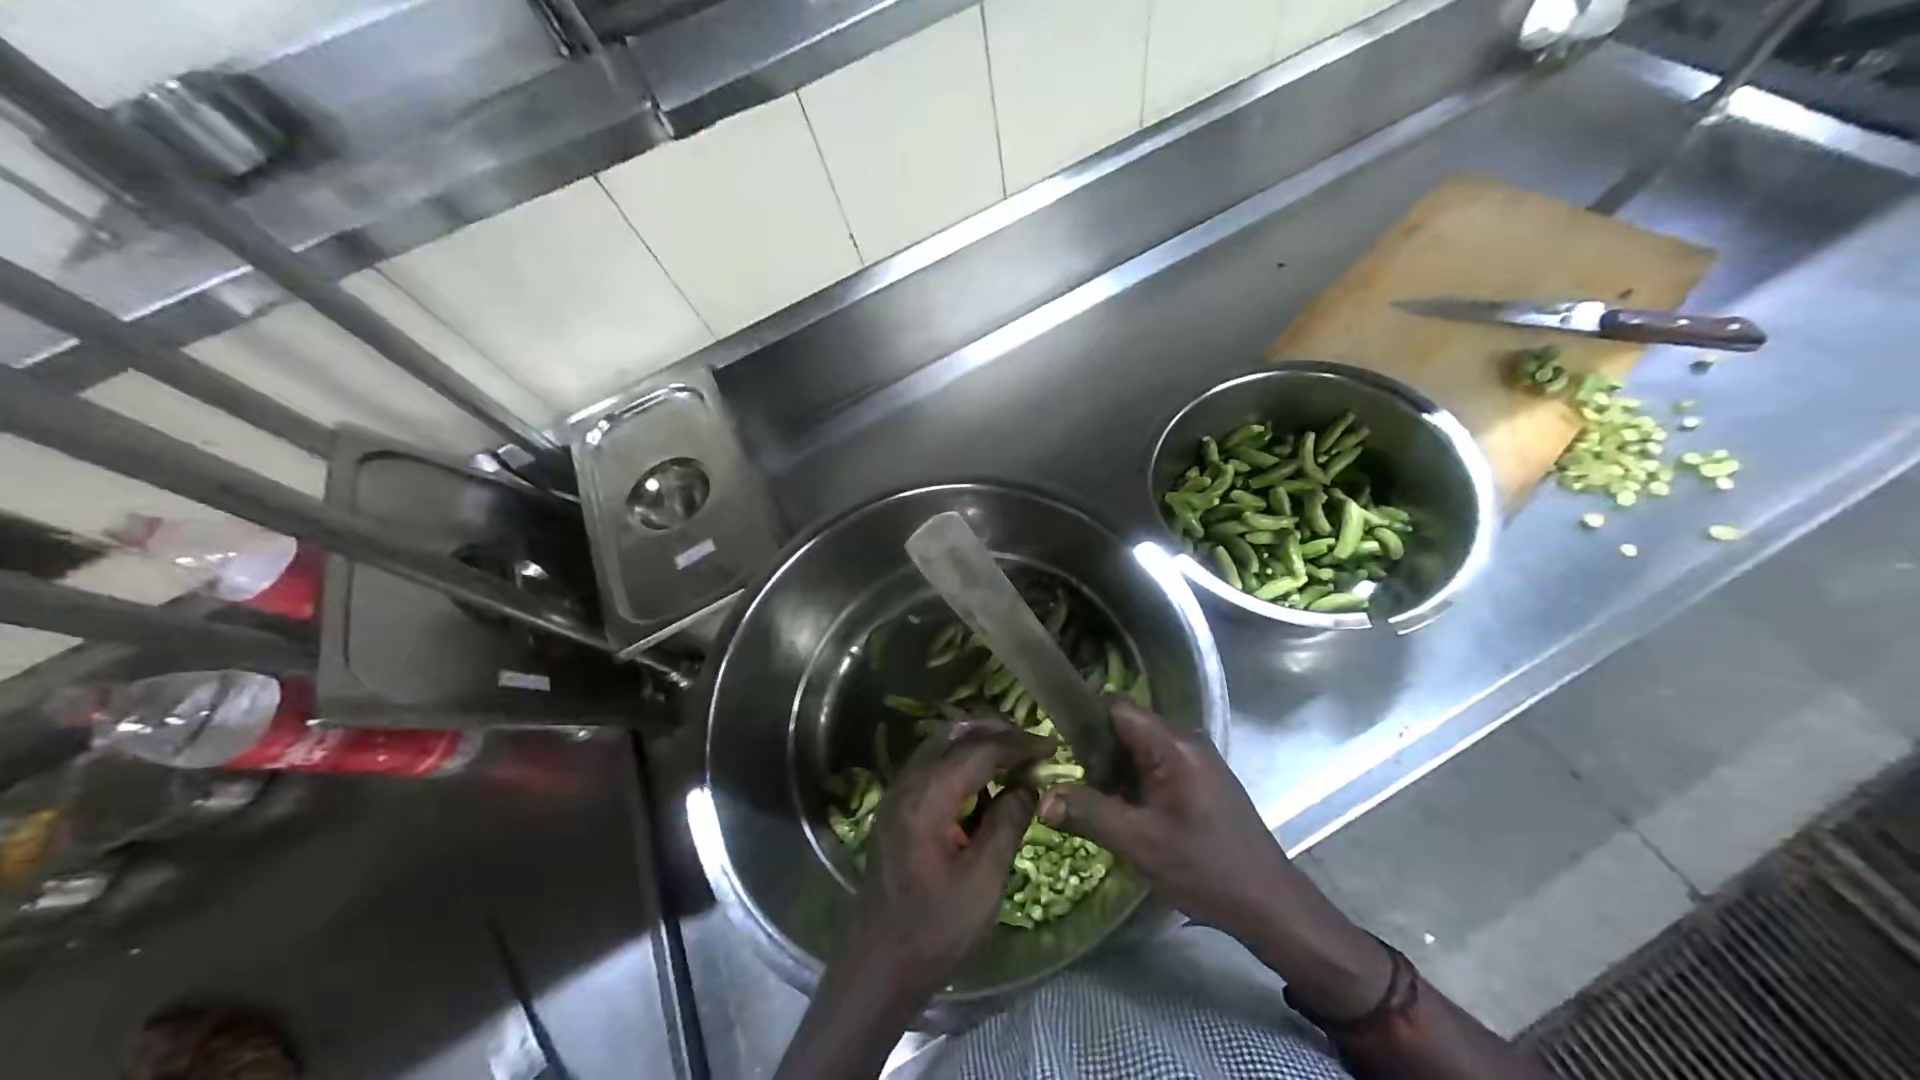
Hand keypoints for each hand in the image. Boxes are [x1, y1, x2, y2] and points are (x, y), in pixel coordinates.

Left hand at [841, 718, 1053, 997]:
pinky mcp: (895, 810)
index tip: (1051, 747)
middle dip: (995, 734)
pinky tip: (983, 783)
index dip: (1017, 744)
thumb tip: (1028, 784)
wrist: (880, 965)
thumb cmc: (936, 930)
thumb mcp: (984, 880)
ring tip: (1014, 758)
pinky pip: (930, 768)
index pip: (977, 751)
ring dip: (976, 745)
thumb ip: (1007, 823)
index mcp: (926, 800)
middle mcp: (905, 786)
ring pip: (939, 748)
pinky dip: (959, 764)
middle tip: (1032, 744)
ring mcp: (895, 796)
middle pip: (953, 737)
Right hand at [1037, 700, 1291, 941]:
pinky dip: (1131, 784)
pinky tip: (1119, 813)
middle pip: (1126, 728)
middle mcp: (1186, 743)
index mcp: (1175, 746)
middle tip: (1066, 781)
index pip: (1118, 708)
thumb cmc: (1206, 869)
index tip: (1056, 745)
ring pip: (1138, 751)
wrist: (1270, 906)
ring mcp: (1195, 763)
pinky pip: (1154, 769)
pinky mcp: (1198, 784)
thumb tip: (1041, 799)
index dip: (1084, 719)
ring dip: (1111, 772)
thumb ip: (1088, 814)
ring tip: (1087, 800)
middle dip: (1094, 752)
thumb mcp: (1139, 843)